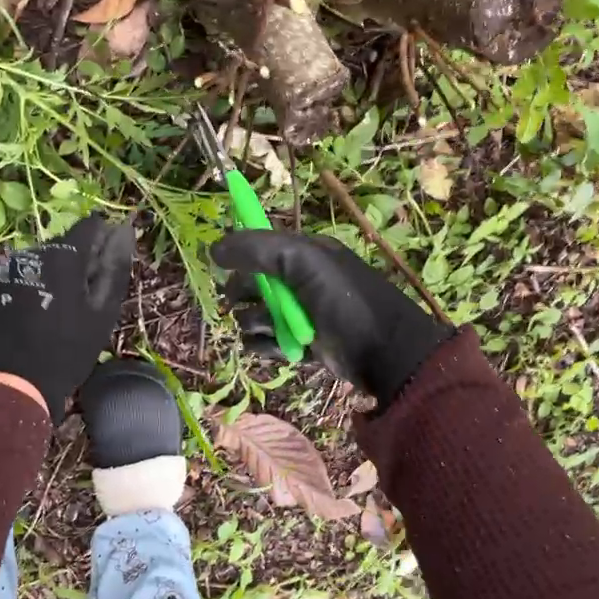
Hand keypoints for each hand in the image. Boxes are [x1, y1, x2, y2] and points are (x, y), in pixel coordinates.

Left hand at [0, 215, 134, 414]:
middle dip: (69, 265)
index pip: (89, 227)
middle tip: (73, 302)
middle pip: (57, 248)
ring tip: (40, 314)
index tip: (103, 264)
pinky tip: (14, 319)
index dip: (101, 242)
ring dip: (39, 278)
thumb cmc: (65, 353)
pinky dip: (11, 291)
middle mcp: (28, 251)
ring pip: (28, 264)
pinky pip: (2, 279)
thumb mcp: (101, 314)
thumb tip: (124, 230)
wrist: (5, 388)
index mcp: (63, 255)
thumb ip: (114, 268)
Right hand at [212, 230, 453, 407]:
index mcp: (304, 252)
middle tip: (240, 302)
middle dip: (243, 293)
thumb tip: (213, 250)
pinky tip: (275, 347)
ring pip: (255, 314)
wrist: (386, 351)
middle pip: (251, 283)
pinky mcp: (302, 344)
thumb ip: (256, 250)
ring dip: (253, 322)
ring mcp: (301, 313)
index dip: (239, 256)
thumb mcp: (302, 261)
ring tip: (269, 328)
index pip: (258, 246)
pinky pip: (267, 342)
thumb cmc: (344, 299)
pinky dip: (265, 345)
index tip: (221, 267)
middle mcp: (300, 279)